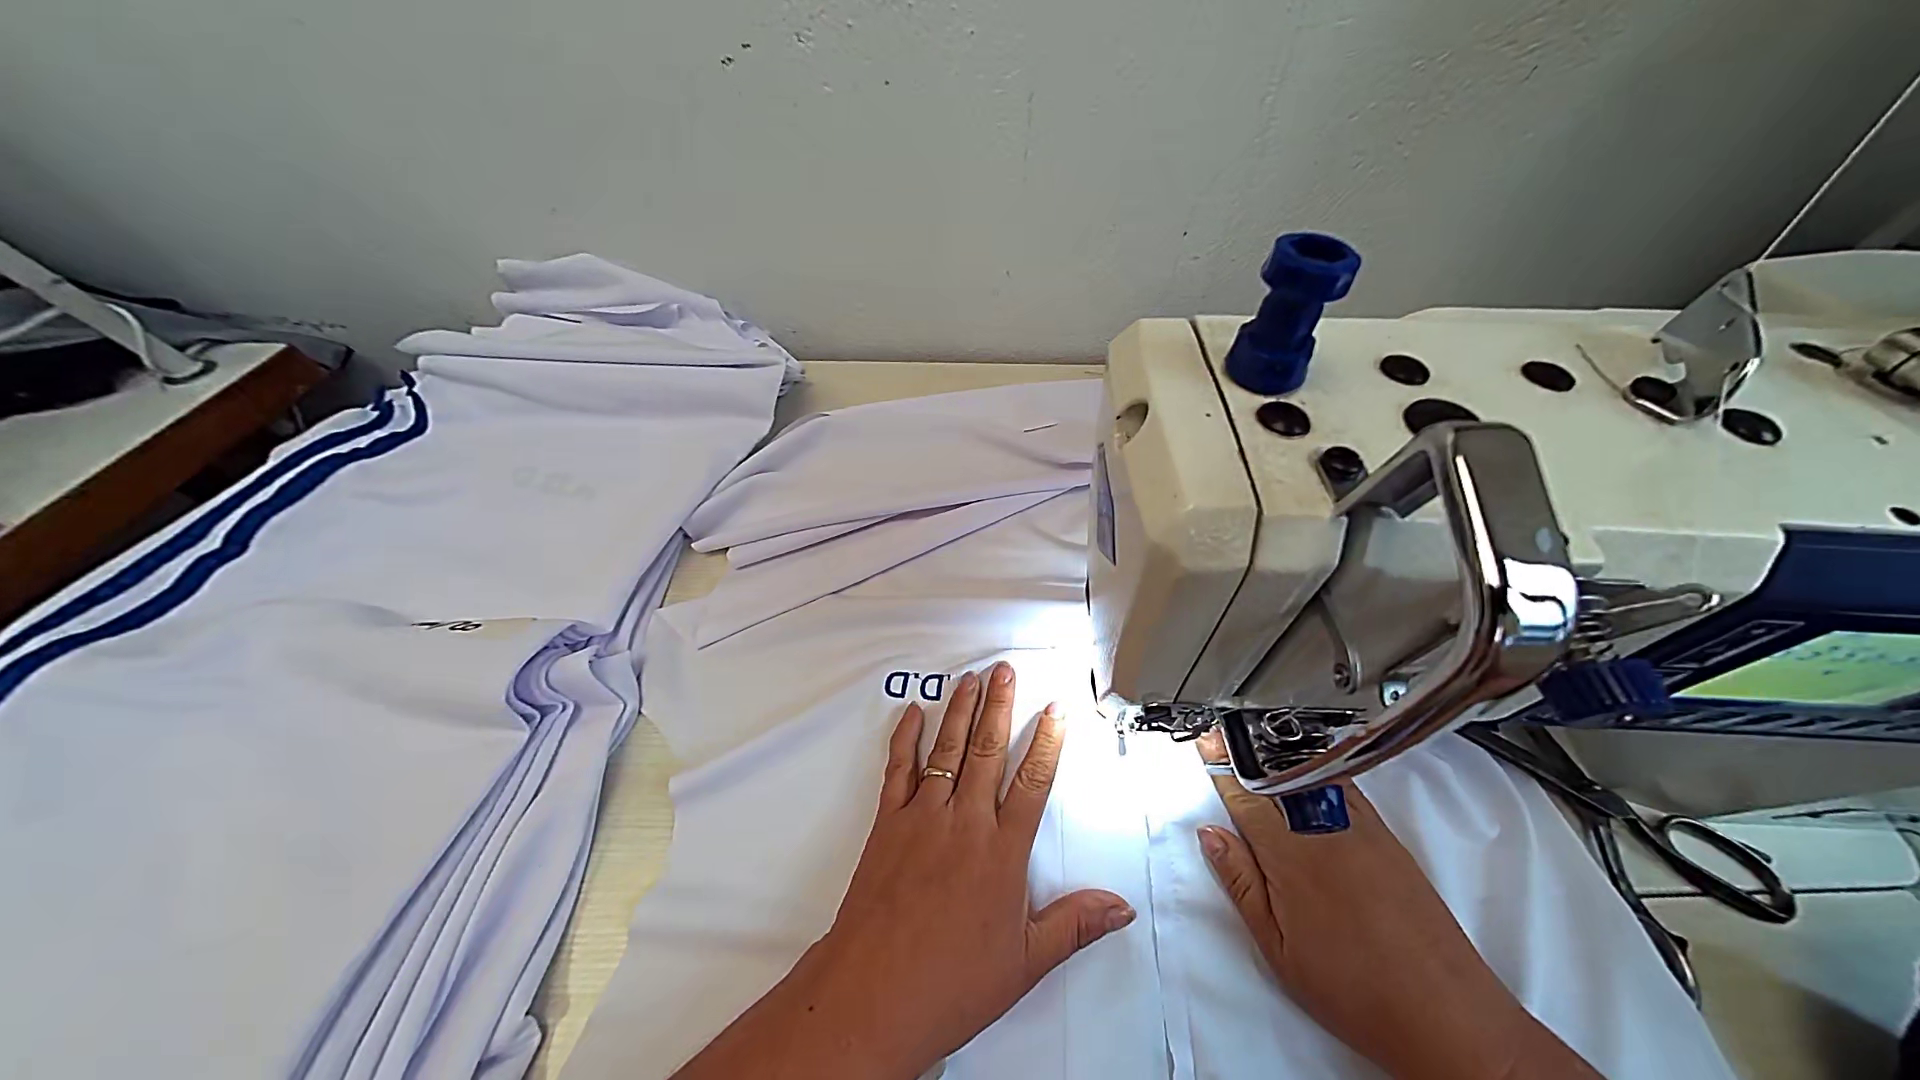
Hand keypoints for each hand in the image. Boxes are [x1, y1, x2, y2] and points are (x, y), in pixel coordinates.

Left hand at [672, 662, 1134, 1079]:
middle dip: (1001, 706)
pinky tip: (913, 715)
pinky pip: (898, 769)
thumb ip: (1073, 925)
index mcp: (1001, 853)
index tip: (1056, 711)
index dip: (1047, 741)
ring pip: (947, 750)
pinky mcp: (888, 824)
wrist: (873, 993)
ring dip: (961, 711)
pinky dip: (906, 738)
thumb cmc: (946, 981)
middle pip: (988, 750)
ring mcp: (922, 819)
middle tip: (1007, 672)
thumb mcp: (1024, 961)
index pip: (1033, 781)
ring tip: (971, 680)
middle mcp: (963, 825)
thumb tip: (1117, 909)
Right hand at [1196, 736, 1603, 1079]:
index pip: (1245, 798)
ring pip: (1313, 779)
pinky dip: (1320, 773)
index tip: (1207, 747)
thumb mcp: (1278, 945)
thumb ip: (1241, 882)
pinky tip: (1309, 774)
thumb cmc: (1361, 990)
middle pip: (1277, 779)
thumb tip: (1212, 838)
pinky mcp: (1389, 842)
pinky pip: (1347, 791)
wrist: (1446, 1016)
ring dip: (1280, 759)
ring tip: (1258, 748)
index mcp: (1291, 858)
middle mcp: (1327, 835)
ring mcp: (1362, 834)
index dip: (1222, 768)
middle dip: (1245, 755)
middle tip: (1223, 738)